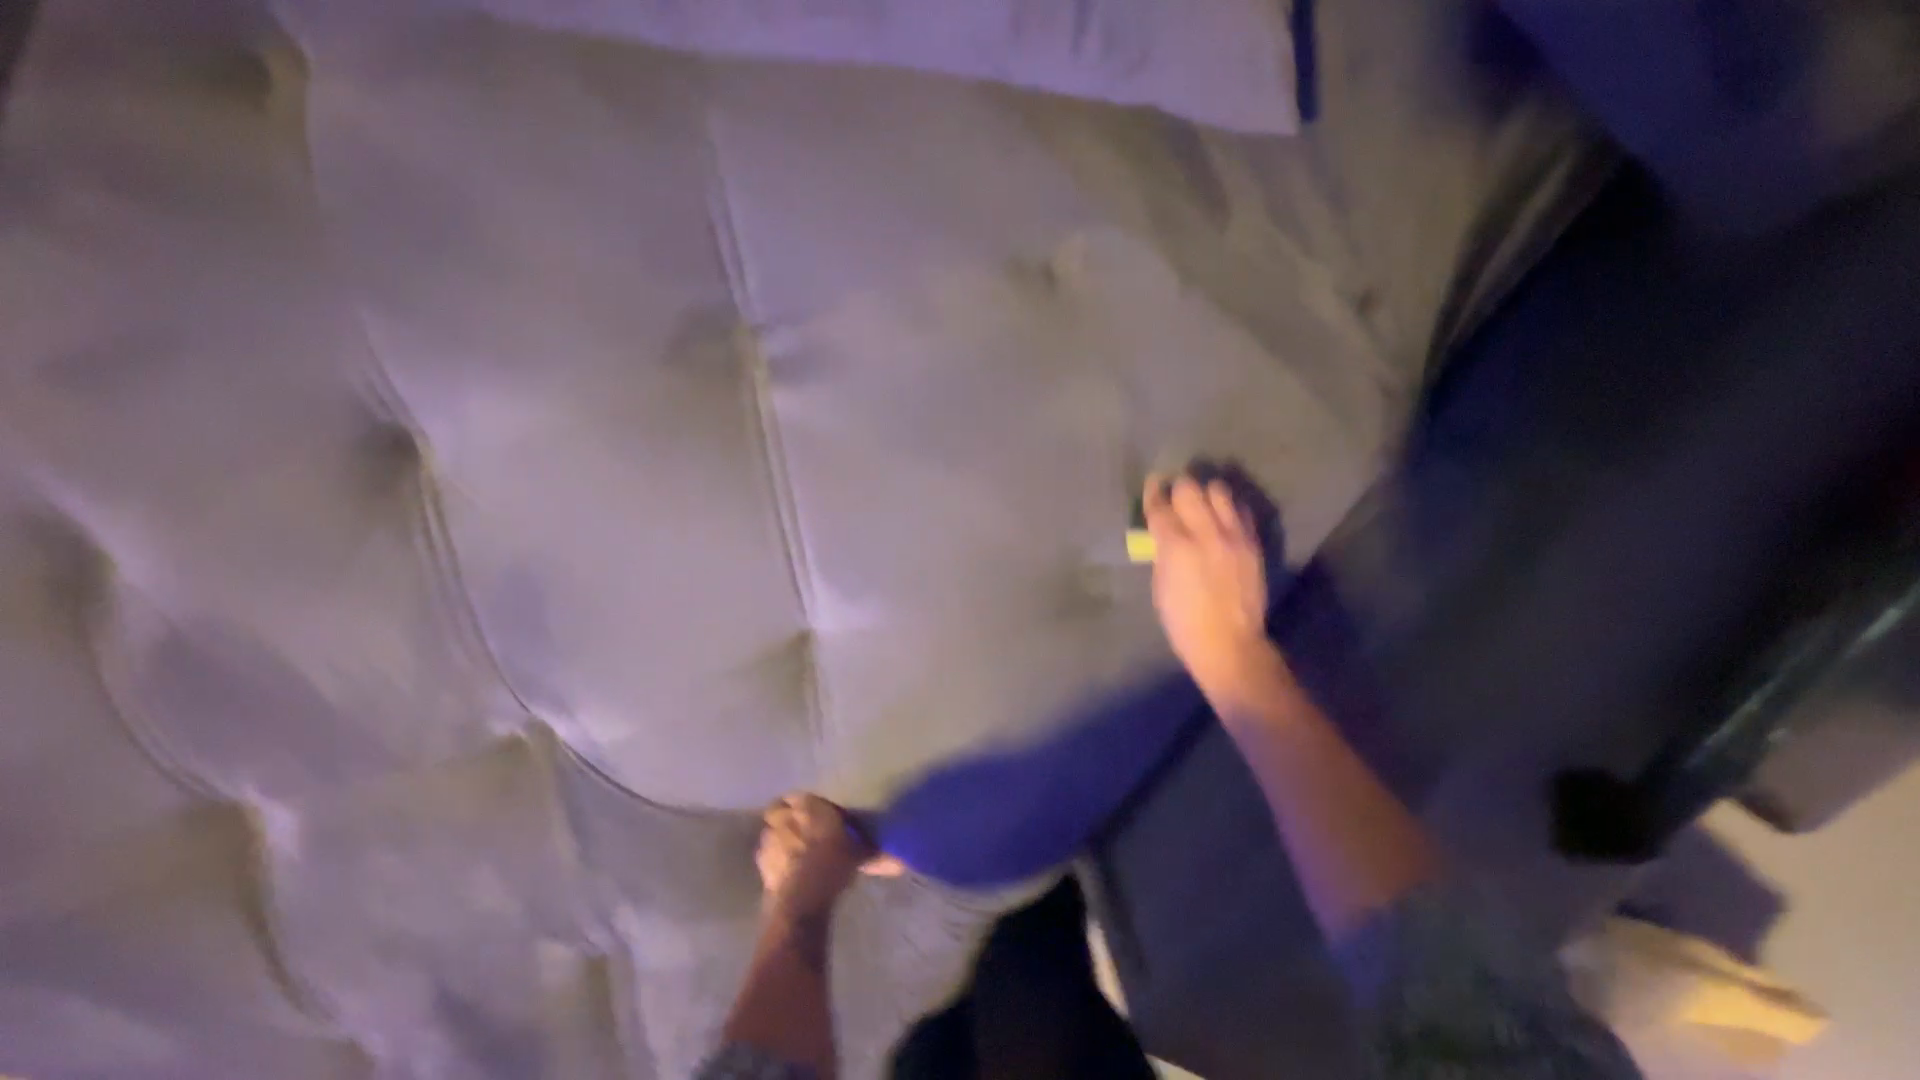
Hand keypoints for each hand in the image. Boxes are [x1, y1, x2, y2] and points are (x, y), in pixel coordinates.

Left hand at [755, 794, 900, 918]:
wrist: (802, 898)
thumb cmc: (833, 864)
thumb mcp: (858, 855)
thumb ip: (875, 853)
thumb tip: (901, 862)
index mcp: (808, 805)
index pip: (799, 795)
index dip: (805, 804)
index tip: (814, 813)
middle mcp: (784, 816)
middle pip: (778, 809)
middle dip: (786, 816)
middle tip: (800, 828)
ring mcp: (768, 839)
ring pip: (770, 831)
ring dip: (778, 837)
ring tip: (792, 850)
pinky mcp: (760, 862)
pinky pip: (766, 854)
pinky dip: (774, 859)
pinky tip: (785, 869)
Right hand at [1142, 473, 1284, 708]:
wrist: (1229, 643)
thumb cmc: (1183, 622)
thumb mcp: (1161, 585)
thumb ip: (1163, 552)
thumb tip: (1165, 534)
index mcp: (1176, 546)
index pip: (1160, 505)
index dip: (1153, 492)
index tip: (1152, 486)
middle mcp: (1206, 532)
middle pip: (1190, 488)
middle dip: (1178, 488)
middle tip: (1175, 496)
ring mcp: (1234, 536)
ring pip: (1220, 491)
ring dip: (1207, 494)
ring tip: (1203, 504)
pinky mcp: (1252, 543)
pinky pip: (1241, 511)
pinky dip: (1229, 509)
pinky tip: (1224, 520)